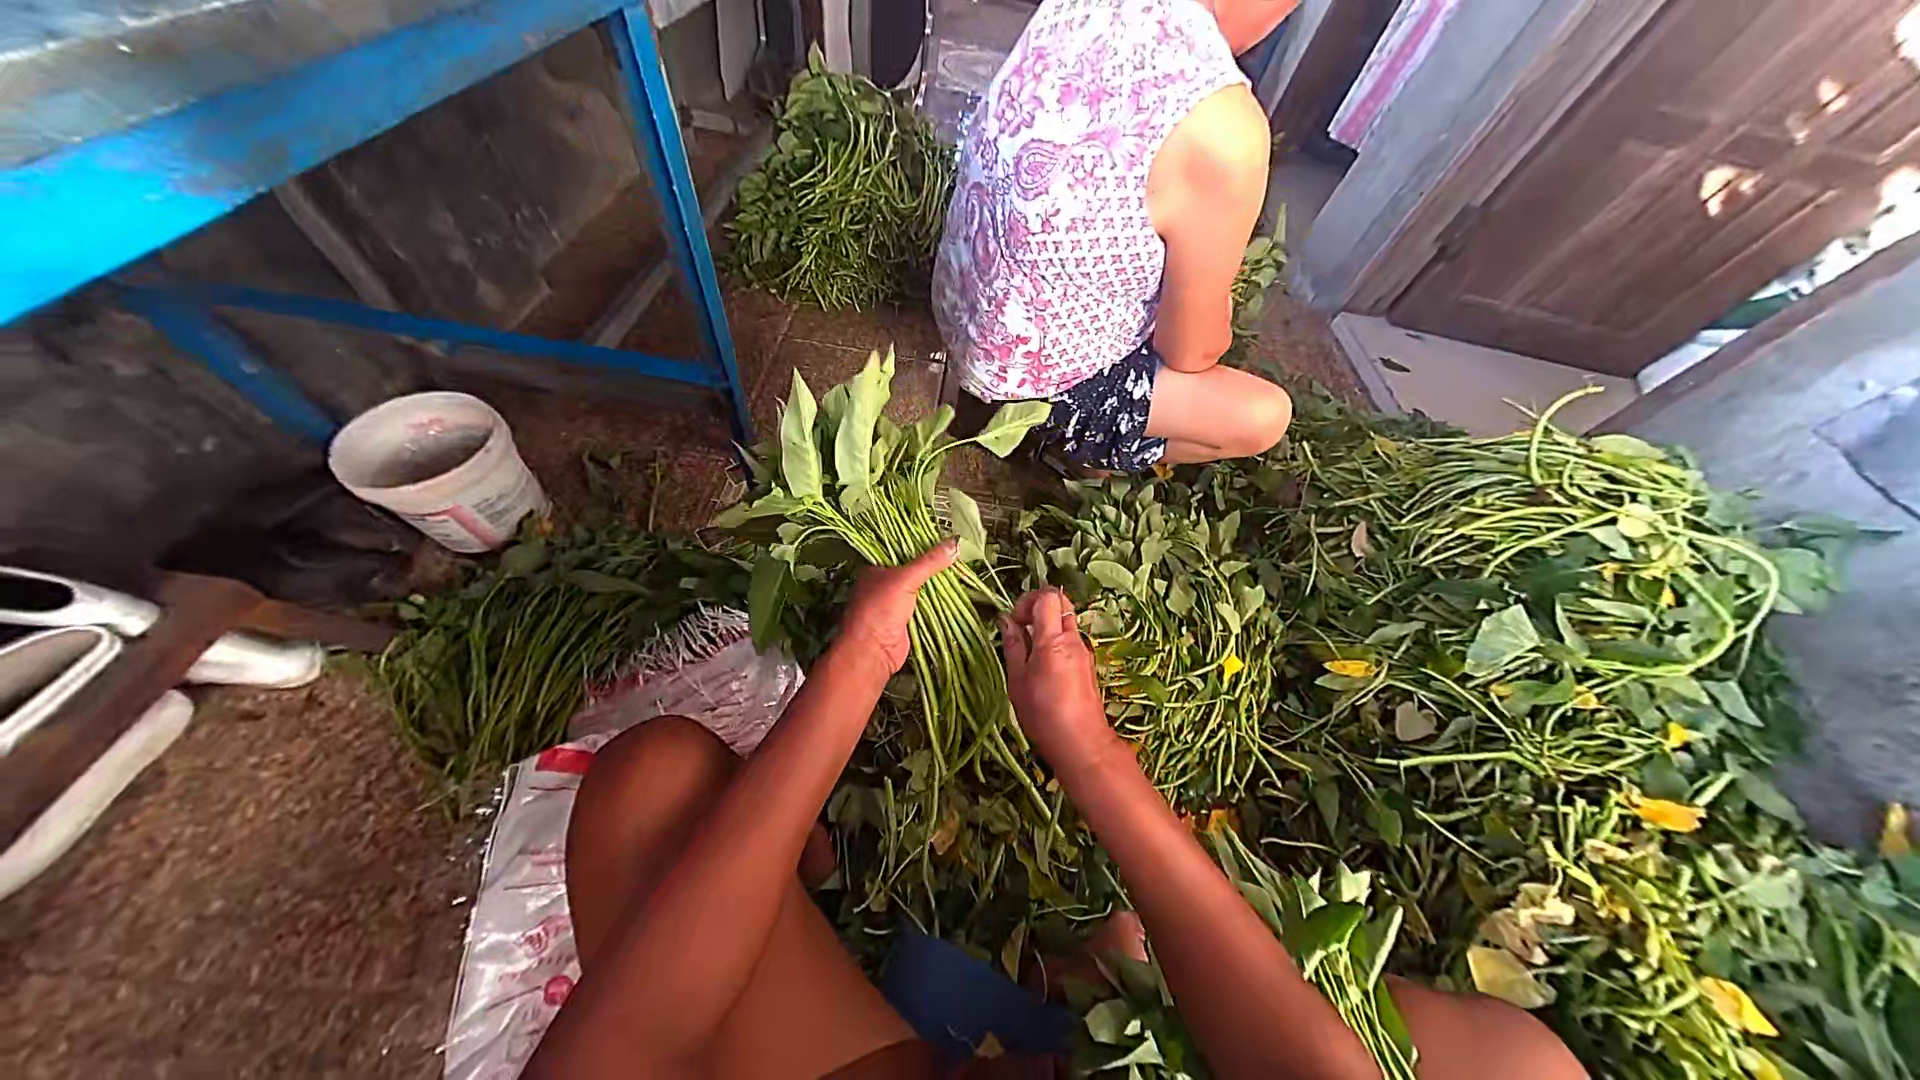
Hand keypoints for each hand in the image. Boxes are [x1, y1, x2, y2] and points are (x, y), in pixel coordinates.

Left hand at [838, 539, 958, 671]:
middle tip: (959, 556)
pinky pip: (925, 608)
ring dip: (938, 587)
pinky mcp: (905, 622)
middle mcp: (884, 585)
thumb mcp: (905, 580)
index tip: (946, 541)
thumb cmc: (879, 611)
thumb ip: (929, 562)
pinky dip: (938, 605)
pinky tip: (955, 596)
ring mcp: (895, 605)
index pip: (902, 551)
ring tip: (962, 572)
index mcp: (876, 570)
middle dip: (934, 568)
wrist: (872, 653)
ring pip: (921, 591)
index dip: (923, 546)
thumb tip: (955, 543)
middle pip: (914, 572)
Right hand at [1001, 588, 1122, 767]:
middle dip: (1039, 604)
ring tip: (1029, 648)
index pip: (1047, 596)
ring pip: (1066, 619)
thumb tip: (1006, 620)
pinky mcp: (1087, 662)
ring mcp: (1083, 650)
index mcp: (1053, 641)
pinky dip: (1056, 638)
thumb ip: (1013, 646)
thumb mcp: (1018, 680)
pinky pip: (1071, 637)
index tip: (1015, 620)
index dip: (1028, 600)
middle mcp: (1073, 639)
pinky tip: (1043, 663)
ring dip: (1047, 622)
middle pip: (1061, 600)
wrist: (1081, 742)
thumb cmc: (1043, 714)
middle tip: (1021, 625)